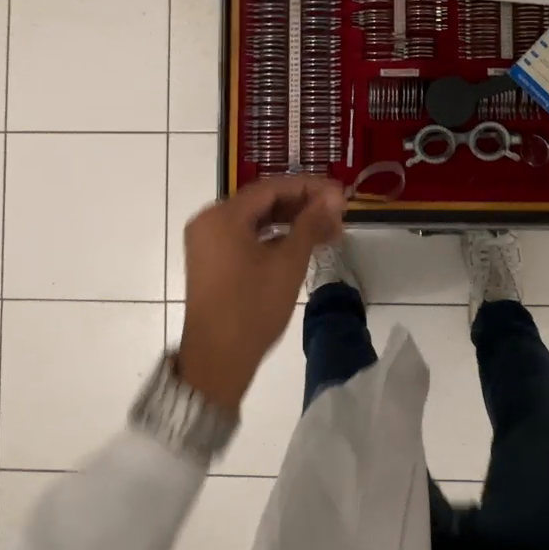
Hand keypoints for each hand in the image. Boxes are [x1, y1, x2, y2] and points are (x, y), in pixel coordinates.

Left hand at [177, 177, 345, 412]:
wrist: (217, 362)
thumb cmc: (253, 308)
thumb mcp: (288, 262)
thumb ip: (311, 223)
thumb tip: (334, 197)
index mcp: (223, 215)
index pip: (272, 187)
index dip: (310, 187)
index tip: (341, 194)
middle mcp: (209, 220)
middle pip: (263, 202)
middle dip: (303, 206)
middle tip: (338, 213)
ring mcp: (207, 241)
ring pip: (256, 220)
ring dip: (291, 223)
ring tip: (328, 231)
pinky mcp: (211, 260)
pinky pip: (246, 237)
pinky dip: (274, 238)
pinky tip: (302, 244)